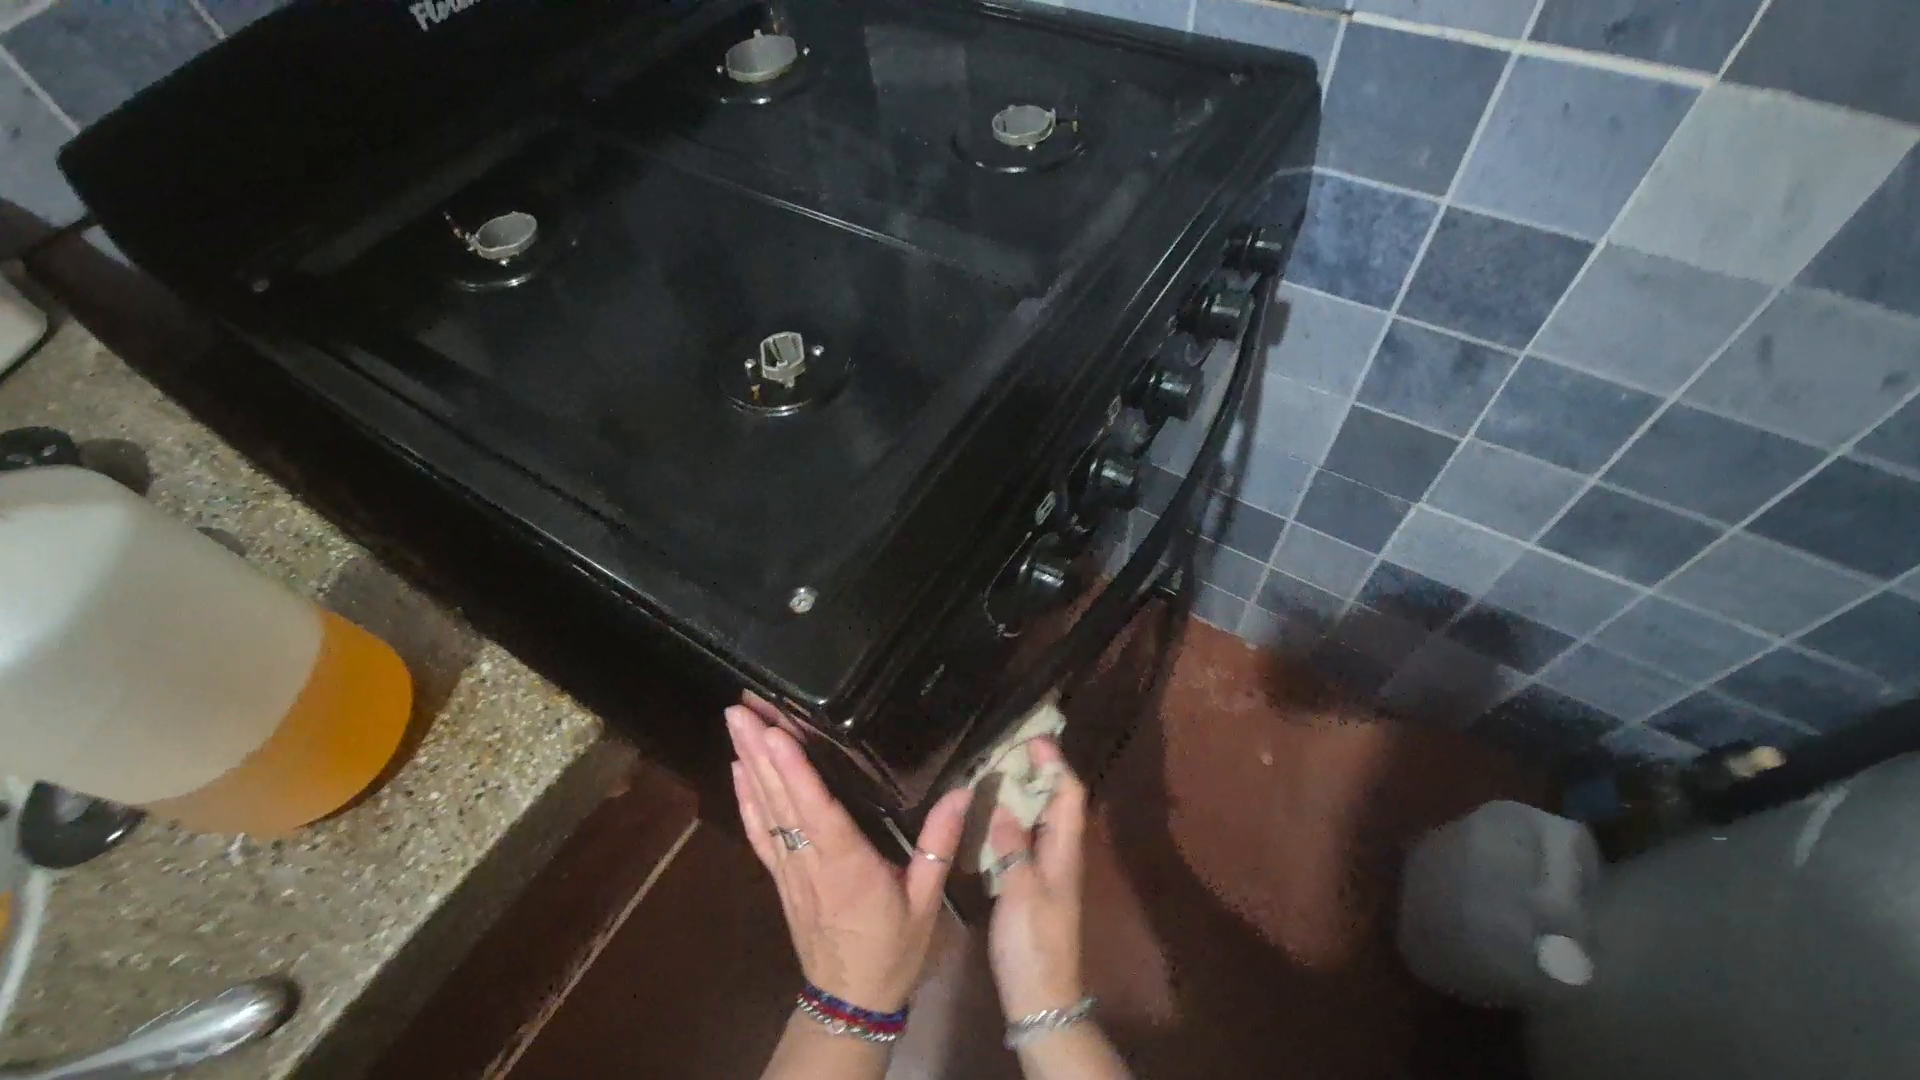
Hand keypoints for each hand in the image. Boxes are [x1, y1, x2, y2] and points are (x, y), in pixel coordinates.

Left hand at [726, 694, 971, 1013]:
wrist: (851, 1000)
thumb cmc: (894, 949)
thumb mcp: (927, 901)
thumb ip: (939, 845)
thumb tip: (962, 791)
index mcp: (847, 865)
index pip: (816, 810)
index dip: (795, 771)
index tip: (776, 732)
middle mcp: (810, 861)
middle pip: (780, 800)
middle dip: (760, 752)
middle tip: (742, 709)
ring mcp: (788, 869)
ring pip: (765, 810)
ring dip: (749, 764)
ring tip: (735, 723)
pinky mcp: (780, 876)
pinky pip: (759, 832)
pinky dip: (746, 799)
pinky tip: (738, 770)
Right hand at [986, 737, 1088, 1018]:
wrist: (1040, 995)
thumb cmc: (1033, 942)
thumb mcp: (1020, 892)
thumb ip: (1013, 847)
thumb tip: (1004, 807)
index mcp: (1065, 851)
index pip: (1069, 794)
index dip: (1055, 764)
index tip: (1034, 738)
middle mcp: (1062, 854)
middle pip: (1058, 802)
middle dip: (1041, 770)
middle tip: (1011, 747)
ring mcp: (1049, 870)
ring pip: (1042, 819)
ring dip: (1026, 792)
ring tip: (998, 771)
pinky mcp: (1034, 884)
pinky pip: (1028, 838)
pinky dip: (1014, 818)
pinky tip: (991, 816)